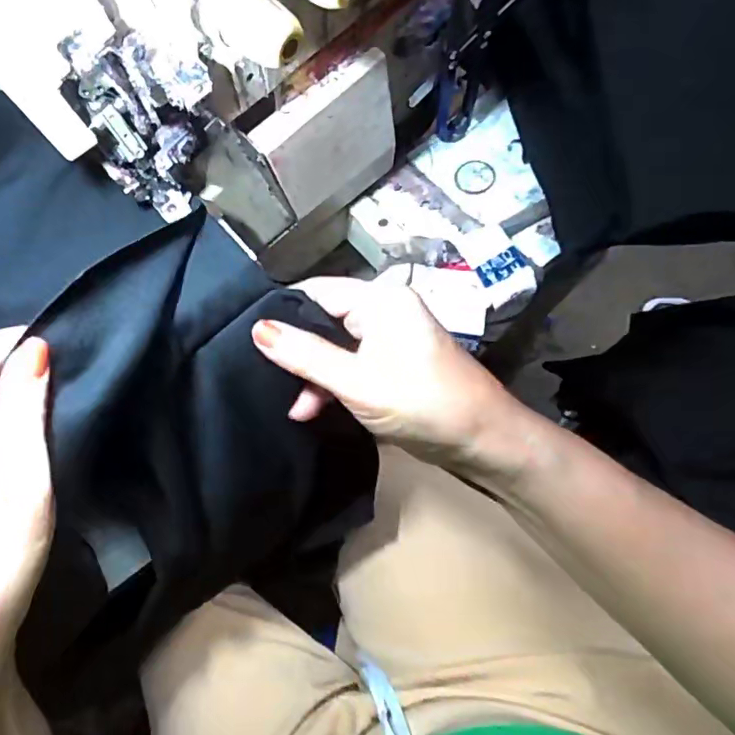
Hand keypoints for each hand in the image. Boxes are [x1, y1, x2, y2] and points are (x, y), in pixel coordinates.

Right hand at [251, 277, 542, 475]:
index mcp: (380, 299)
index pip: (316, 292)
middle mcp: (385, 310)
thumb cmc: (422, 403)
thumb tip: (257, 329)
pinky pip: (351, 365)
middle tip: (267, 378)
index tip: (249, 339)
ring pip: (335, 347)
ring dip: (314, 376)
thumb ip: (305, 355)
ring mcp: (390, 338)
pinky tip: (313, 409)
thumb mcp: (355, 381)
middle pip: (324, 320)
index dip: (282, 314)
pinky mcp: (393, 364)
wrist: (485, 442)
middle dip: (297, 352)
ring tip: (295, 407)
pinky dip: (333, 385)